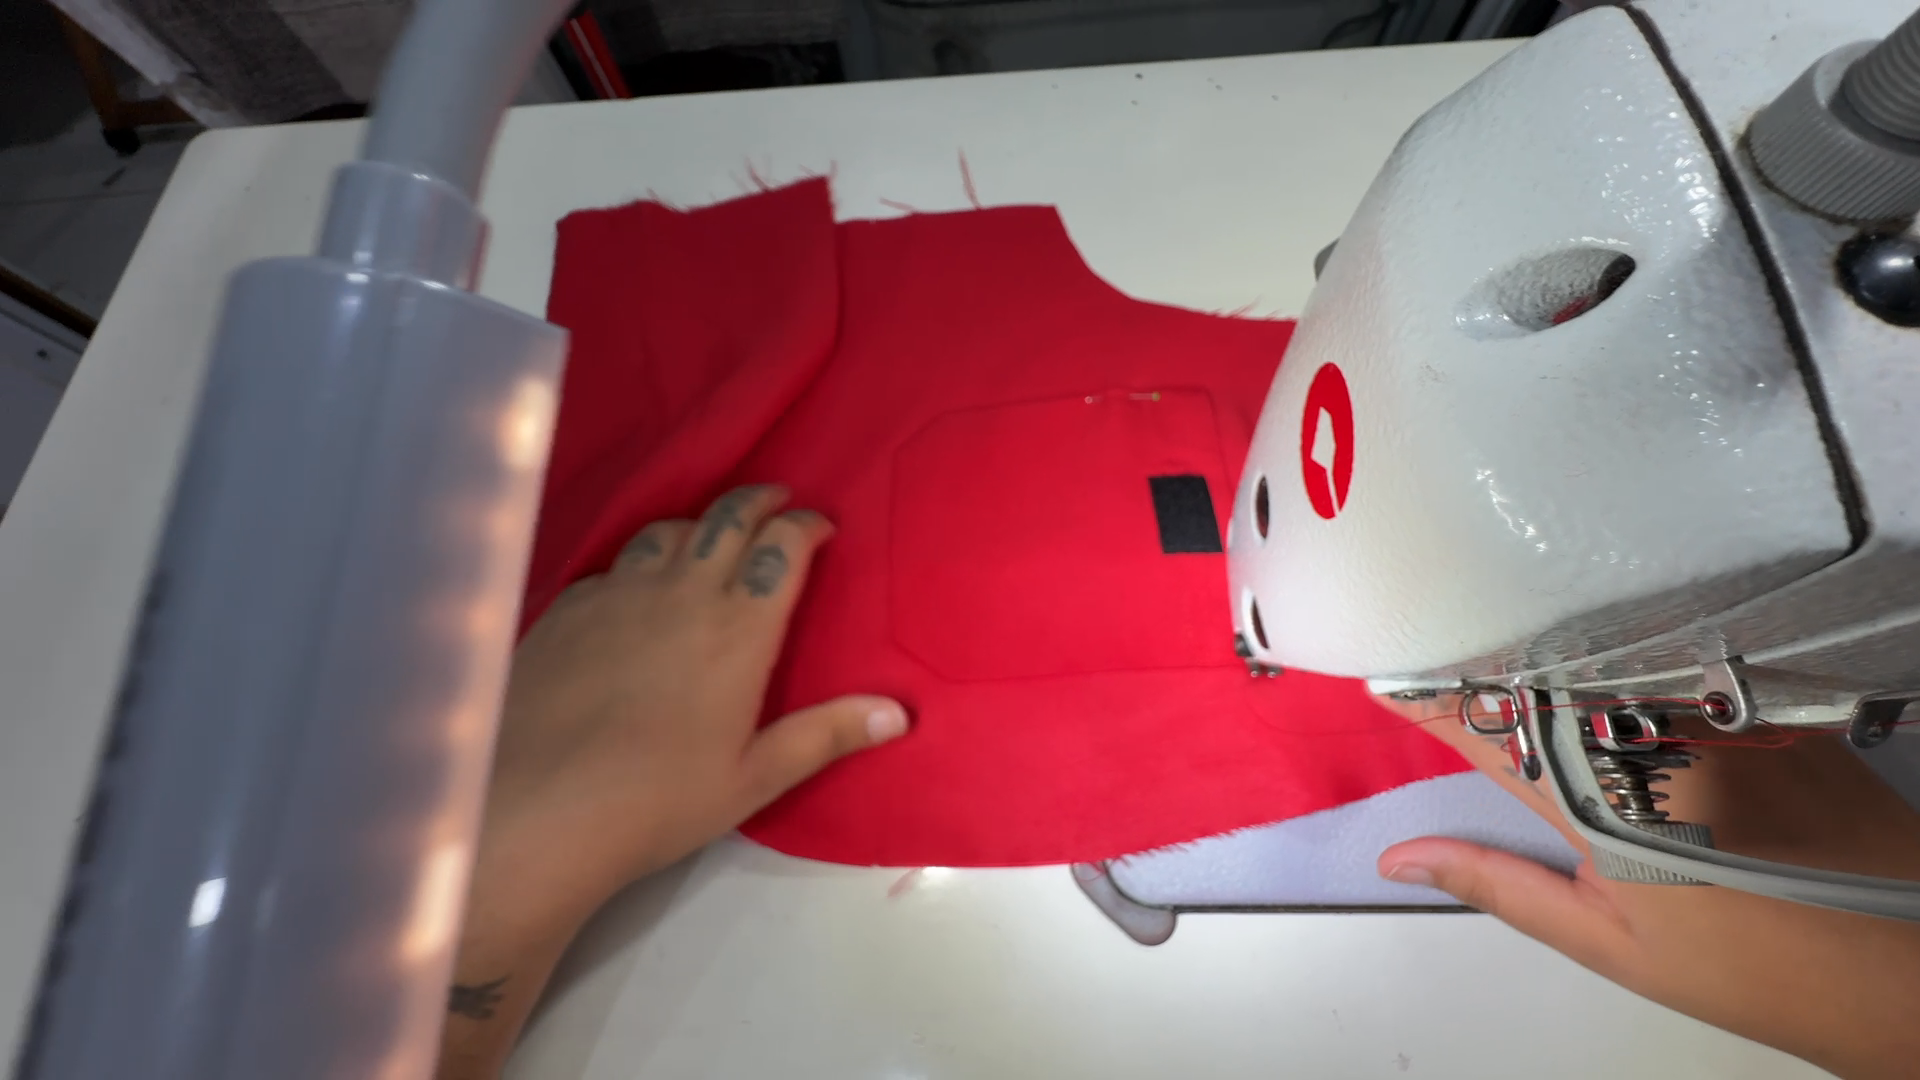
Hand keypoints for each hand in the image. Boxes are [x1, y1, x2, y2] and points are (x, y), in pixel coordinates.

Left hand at [438, 486, 908, 1078]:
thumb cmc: (659, 800)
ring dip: (700, 524)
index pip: (781, 549)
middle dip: (760, 500)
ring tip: (711, 535)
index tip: (821, 526)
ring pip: (667, 531)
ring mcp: (619, 596)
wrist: (533, 813)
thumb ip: (828, 735)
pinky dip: (641, 563)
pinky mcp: (567, 609)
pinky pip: (615, 565)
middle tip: (778, 498)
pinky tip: (637, 589)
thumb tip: (900, 713)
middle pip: (727, 519)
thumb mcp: (757, 776)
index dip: (806, 526)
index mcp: (739, 629)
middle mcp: (682, 595)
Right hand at [1377, 697, 1919, 1079]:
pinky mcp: (1751, 703)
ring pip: (1585, 658)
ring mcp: (1708, 715)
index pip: (1483, 728)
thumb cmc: (1762, 969)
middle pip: (1528, 676)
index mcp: (1601, 800)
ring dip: (1523, 650)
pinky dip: (1593, 653)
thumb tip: (1399, 860)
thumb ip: (1496, 885)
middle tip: (1419, 643)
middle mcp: (1651, 743)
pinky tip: (1572, 653)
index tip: (1381, 676)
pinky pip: (1648, 660)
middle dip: (1464, 662)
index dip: (1426, 697)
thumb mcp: (1611, 944)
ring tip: (1479, 636)